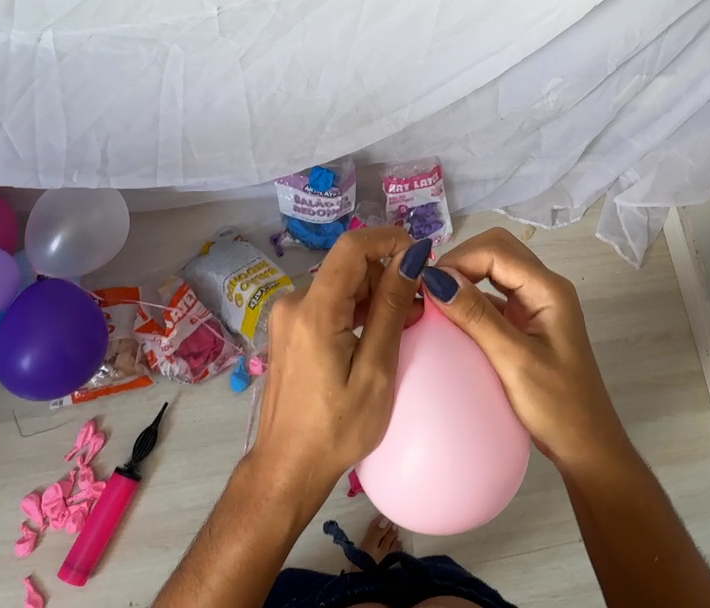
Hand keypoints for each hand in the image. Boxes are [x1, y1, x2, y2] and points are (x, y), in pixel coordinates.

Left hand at [250, 226, 427, 500]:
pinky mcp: (291, 331)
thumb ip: (391, 308)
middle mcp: (295, 303)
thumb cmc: (337, 428)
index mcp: (314, 310)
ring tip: (406, 324)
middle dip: (388, 274)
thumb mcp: (376, 370)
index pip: (352, 246)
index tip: (422, 258)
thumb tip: (412, 257)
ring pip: (342, 283)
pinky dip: (359, 309)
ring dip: (376, 294)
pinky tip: (380, 335)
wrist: (287, 468)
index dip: (389, 239)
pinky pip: (331, 303)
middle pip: (349, 265)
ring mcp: (289, 317)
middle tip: (420, 307)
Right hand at [421, 227, 628, 468]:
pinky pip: (494, 297)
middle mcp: (543, 288)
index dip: (459, 259)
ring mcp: (535, 305)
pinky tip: (448, 320)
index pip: (497, 250)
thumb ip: (477, 317)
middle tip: (429, 288)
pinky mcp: (525, 324)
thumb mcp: (514, 361)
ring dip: (464, 278)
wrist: (587, 447)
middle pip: (497, 251)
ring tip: (432, 299)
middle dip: (461, 261)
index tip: (427, 284)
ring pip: (494, 271)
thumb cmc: (558, 406)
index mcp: (548, 289)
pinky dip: (470, 300)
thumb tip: (436, 278)